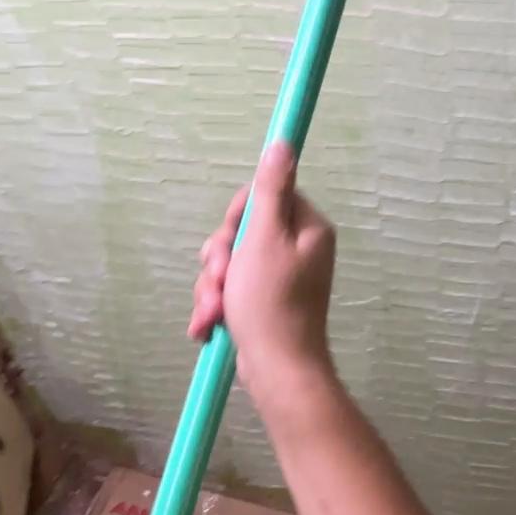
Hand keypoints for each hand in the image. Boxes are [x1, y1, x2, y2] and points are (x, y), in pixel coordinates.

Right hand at [189, 143, 337, 398]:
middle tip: (219, 281)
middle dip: (219, 259)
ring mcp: (280, 278)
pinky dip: (216, 306)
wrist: (276, 371)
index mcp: (307, 229)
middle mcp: (298, 249)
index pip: (263, 196)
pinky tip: (208, 327)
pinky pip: (231, 289)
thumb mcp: (264, 240)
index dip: (236, 218)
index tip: (230, 240)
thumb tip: (282, 143)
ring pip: (230, 263)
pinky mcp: (264, 302)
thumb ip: (270, 191)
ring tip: (212, 313)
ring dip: (212, 287)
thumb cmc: (271, 304)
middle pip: (242, 231)